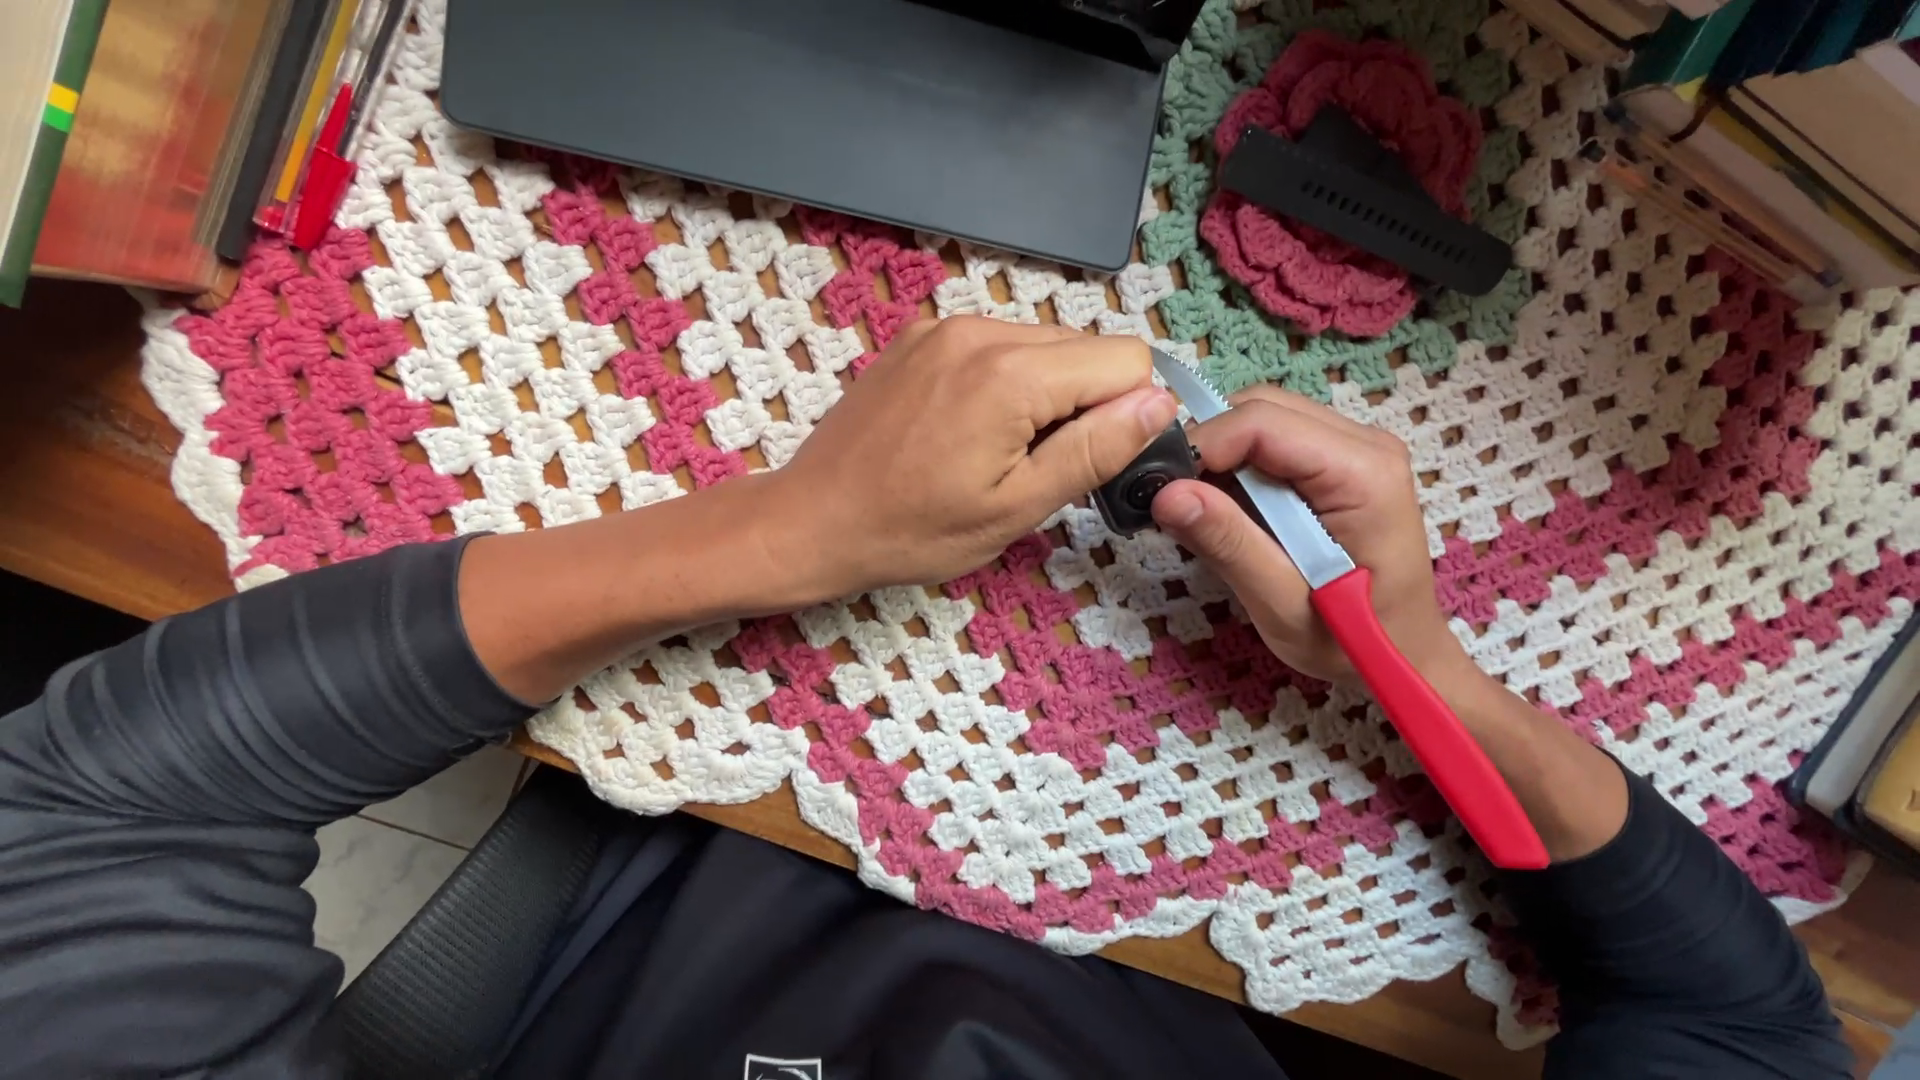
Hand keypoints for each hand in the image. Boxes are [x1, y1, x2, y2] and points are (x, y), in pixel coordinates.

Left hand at [768, 316, 1175, 596]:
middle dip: (1086, 402)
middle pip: (1086, 346)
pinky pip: (996, 345)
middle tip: (1039, 464)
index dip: (1127, 413)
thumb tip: (1159, 404)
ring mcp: (945, 327)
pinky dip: (1005, 381)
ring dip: (1045, 393)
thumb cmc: (912, 530)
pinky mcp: (920, 337)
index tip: (1089, 459)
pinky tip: (968, 428)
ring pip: (1044, 344)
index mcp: (1012, 373)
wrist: (813, 519)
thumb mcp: (1015, 507)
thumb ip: (1094, 450)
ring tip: (998, 450)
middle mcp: (981, 330)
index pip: (1127, 359)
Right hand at [1149, 387, 1468, 684]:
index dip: (1203, 446)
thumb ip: (1228, 544)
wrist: (1397, 653)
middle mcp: (1364, 444)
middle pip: (1260, 408)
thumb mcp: (1279, 603)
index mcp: (1362, 474)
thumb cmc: (1346, 640)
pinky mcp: (1338, 459)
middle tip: (1180, 502)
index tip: (1165, 490)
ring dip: (1222, 457)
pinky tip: (1234, 510)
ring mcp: (1354, 447)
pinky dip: (1238, 466)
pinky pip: (1272, 438)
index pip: (1261, 422)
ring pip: (1262, 417)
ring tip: (1207, 511)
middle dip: (1209, 447)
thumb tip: (1166, 494)